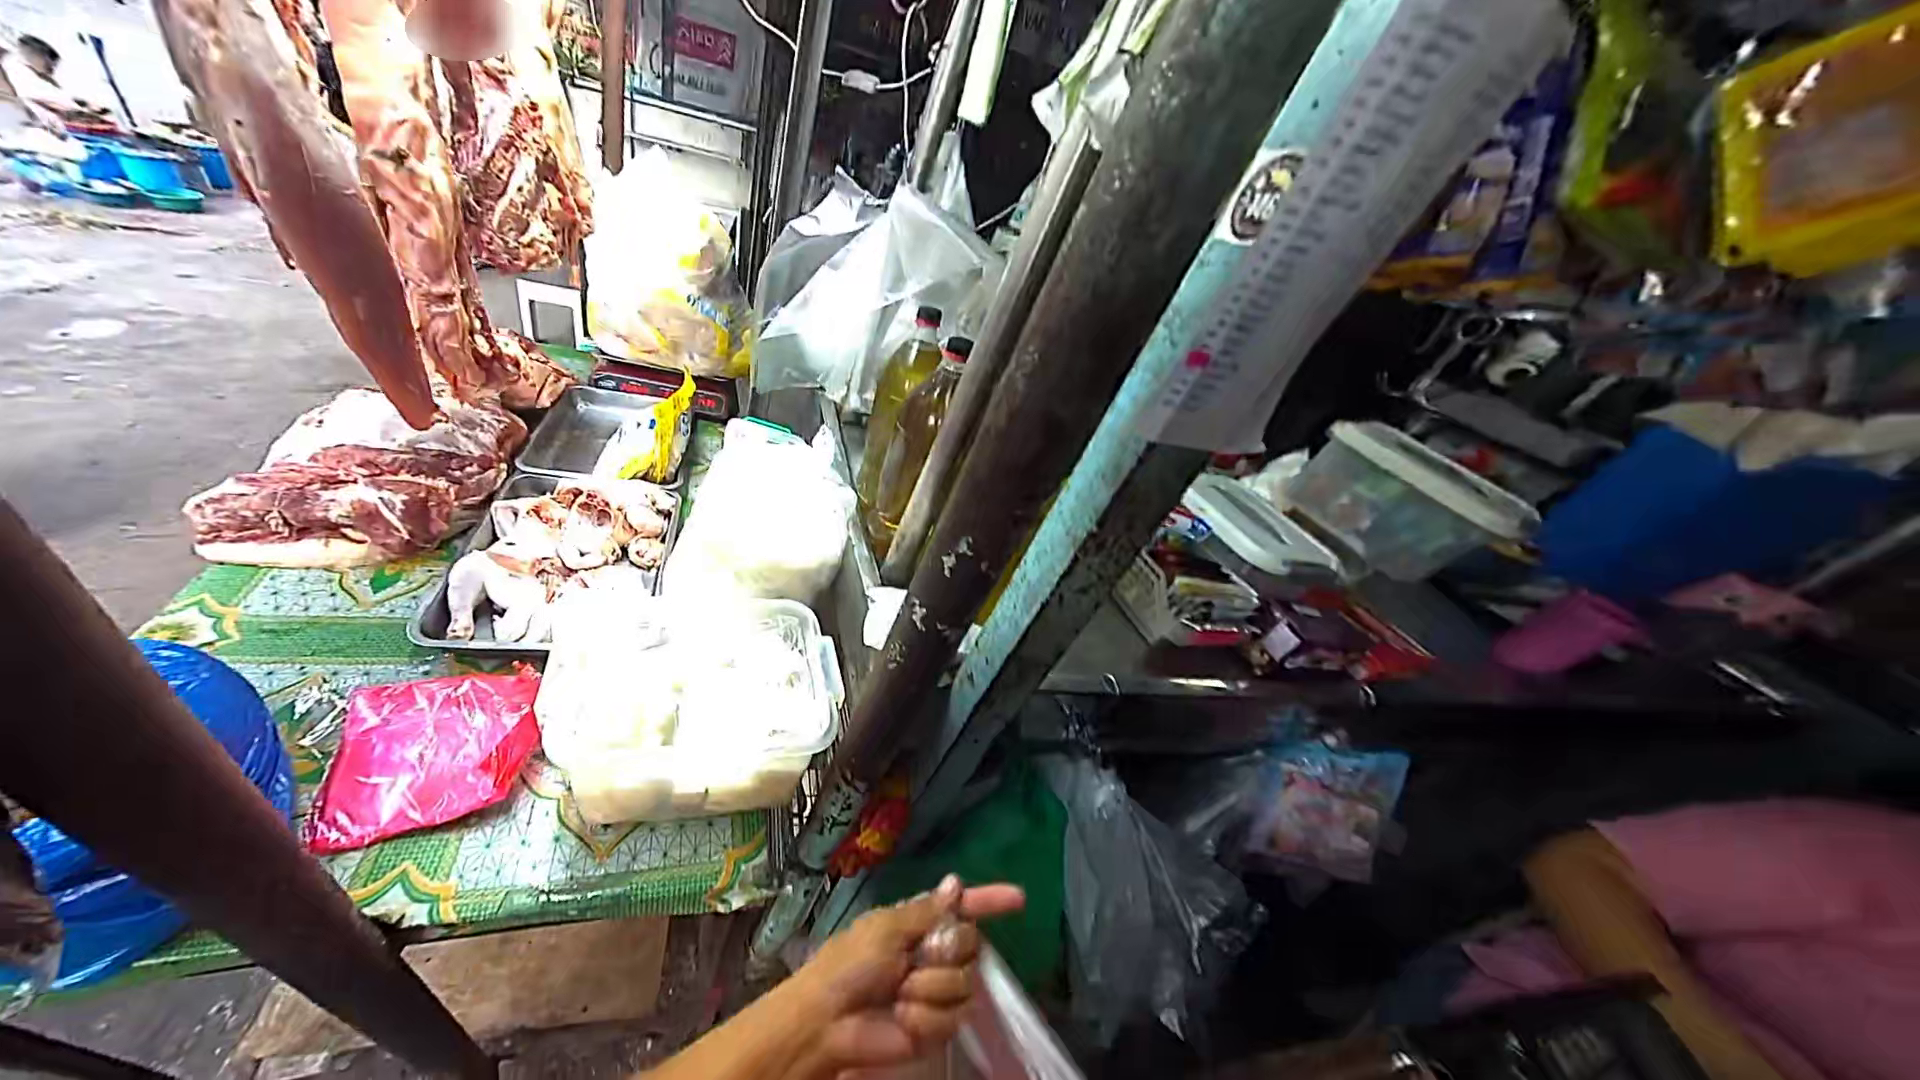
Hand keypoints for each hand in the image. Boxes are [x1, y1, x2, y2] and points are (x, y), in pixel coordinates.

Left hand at [788, 875, 1024, 1075]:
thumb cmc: (850, 965)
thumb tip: (956, 882)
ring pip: (965, 983)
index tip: (1018, 898)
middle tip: (917, 958)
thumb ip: (927, 911)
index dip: (991, 901)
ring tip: (901, 993)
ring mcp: (937, 990)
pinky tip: (903, 1016)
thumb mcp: (886, 928)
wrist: (827, 1022)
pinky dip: (926, 1016)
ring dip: (931, 987)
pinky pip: (953, 1016)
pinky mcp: (936, 1025)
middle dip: (948, 951)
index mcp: (921, 923)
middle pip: (973, 944)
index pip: (964, 908)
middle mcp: (935, 953)